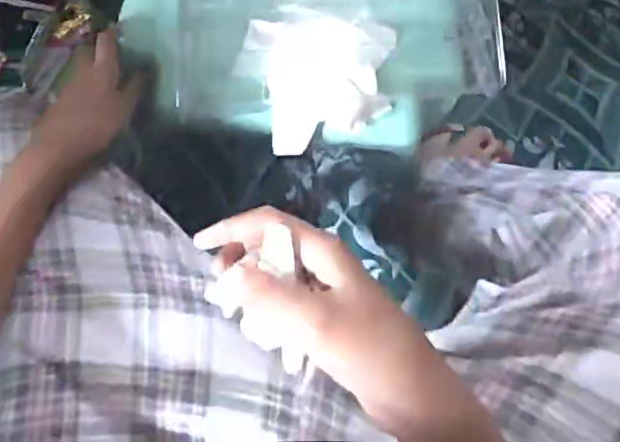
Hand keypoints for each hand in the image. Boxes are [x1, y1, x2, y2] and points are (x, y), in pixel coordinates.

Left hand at [25, 29, 140, 177]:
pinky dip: (82, 82)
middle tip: (110, 49)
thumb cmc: (96, 125)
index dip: (112, 32)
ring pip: (80, 65)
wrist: (56, 149)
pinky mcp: (59, 100)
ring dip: (89, 64)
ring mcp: (68, 85)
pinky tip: (89, 93)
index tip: (119, 28)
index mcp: (102, 68)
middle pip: (87, 49)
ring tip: (102, 71)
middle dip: (96, 45)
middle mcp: (83, 70)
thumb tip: (145, 68)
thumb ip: (135, 87)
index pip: (106, 41)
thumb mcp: (124, 108)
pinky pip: (74, 83)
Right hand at [194, 208, 501, 441]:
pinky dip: (268, 308)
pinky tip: (260, 329)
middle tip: (217, 286)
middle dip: (240, 257)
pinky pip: (288, 302)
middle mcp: (323, 262)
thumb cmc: (370, 349)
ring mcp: (328, 289)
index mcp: (323, 249)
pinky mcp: (330, 317)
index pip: (269, 222)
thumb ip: (273, 295)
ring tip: (233, 308)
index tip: (200, 244)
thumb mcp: (319, 322)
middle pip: (272, 245)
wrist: (419, 396)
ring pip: (278, 274)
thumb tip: (230, 271)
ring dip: (253, 285)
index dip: (233, 227)